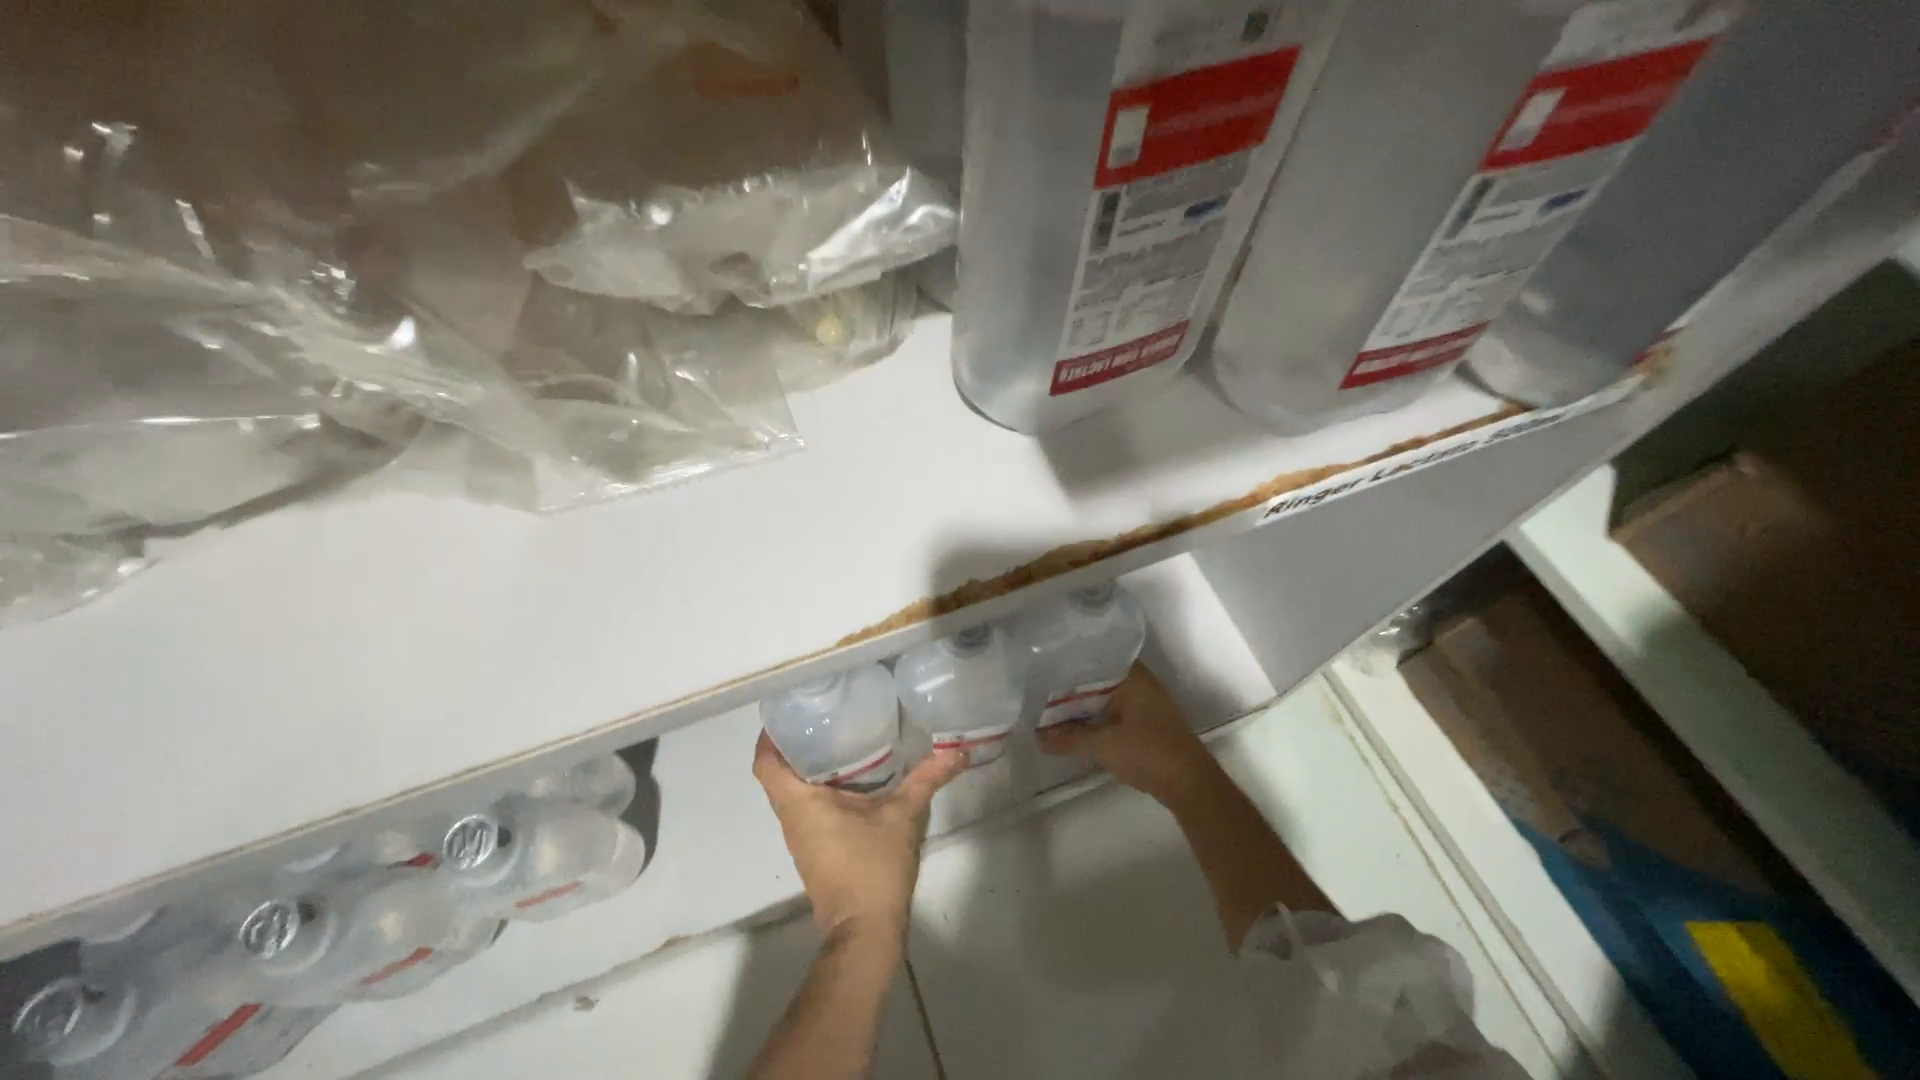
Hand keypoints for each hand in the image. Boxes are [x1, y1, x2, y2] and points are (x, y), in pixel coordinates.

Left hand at [753, 734, 966, 945]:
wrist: (866, 930)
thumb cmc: (872, 868)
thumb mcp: (903, 816)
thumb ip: (927, 779)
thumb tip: (957, 752)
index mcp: (800, 804)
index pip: (765, 763)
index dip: (769, 735)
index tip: (789, 712)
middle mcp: (791, 819)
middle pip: (776, 774)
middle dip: (793, 745)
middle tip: (822, 718)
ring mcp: (800, 838)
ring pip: (792, 794)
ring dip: (807, 768)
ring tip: (840, 739)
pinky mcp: (814, 850)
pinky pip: (807, 810)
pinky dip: (820, 789)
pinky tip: (853, 779)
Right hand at [1037, 664, 1220, 807]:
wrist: (1190, 784)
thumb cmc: (1148, 753)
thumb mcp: (1103, 745)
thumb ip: (1069, 737)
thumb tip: (1037, 737)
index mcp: (1134, 677)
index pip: (1097, 657)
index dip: (1071, 661)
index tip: (1045, 664)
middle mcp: (1142, 684)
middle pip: (1100, 678)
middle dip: (1073, 686)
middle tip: (1040, 688)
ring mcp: (1147, 704)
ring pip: (1108, 697)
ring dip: (1085, 705)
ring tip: (1052, 706)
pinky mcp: (1148, 723)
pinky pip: (1116, 712)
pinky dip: (1098, 717)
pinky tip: (1078, 725)